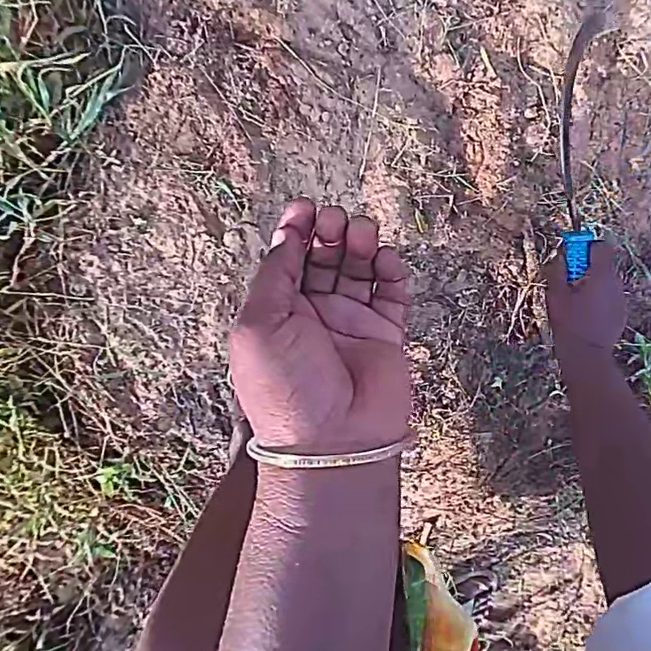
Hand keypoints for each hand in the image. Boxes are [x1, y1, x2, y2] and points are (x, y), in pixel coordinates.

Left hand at [228, 198, 413, 453]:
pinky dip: (392, 271)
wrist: (334, 443)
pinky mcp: (386, 335)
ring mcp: (352, 323)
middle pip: (326, 258)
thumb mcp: (258, 325)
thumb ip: (274, 275)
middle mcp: (315, 314)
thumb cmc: (287, 388)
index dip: (296, 230)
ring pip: (360, 269)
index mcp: (279, 312)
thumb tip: (286, 236)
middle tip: (335, 222)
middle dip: (330, 233)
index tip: (305, 207)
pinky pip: (392, 293)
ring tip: (362, 234)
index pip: (289, 259)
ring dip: (361, 245)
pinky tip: (386, 261)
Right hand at [545, 239, 625, 357]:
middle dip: (586, 267)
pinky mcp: (621, 312)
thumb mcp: (556, 293)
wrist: (586, 354)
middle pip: (603, 264)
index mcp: (601, 275)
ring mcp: (620, 298)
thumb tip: (561, 255)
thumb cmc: (569, 322)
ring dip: (592, 283)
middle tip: (570, 282)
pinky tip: (586, 313)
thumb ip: (558, 269)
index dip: (586, 248)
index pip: (601, 246)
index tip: (573, 259)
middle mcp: (616, 283)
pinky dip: (599, 298)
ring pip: (606, 281)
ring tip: (576, 301)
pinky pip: (609, 296)